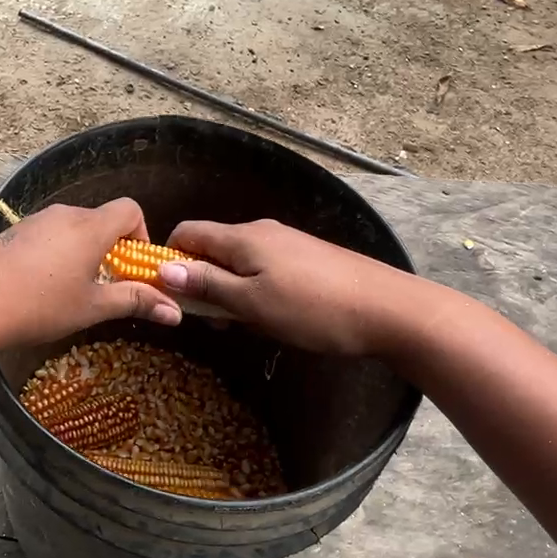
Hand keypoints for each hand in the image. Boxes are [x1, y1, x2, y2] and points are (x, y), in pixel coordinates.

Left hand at [0, 199, 181, 350]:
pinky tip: (37, 286)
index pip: (129, 208)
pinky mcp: (12, 232)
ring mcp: (34, 220)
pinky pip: (45, 235)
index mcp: (90, 226)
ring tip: (69, 290)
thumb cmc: (40, 304)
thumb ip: (134, 302)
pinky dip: (53, 253)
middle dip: (110, 248)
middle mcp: (63, 214)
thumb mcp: (92, 307)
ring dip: (80, 251)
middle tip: (103, 285)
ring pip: (70, 228)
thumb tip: (175, 312)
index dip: (140, 233)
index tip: (133, 265)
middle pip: (99, 219)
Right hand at [159, 219, 428, 355]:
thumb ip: (207, 284)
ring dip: (230, 291)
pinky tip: (275, 317)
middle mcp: (261, 232)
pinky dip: (255, 290)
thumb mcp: (252, 303)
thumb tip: (163, 268)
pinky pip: (264, 269)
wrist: (392, 311)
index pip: (187, 232)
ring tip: (247, 325)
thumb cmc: (314, 309)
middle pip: (212, 248)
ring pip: (239, 262)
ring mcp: (287, 244)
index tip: (171, 293)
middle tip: (213, 321)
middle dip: (201, 281)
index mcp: (242, 237)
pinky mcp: (308, 259)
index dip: (169, 258)